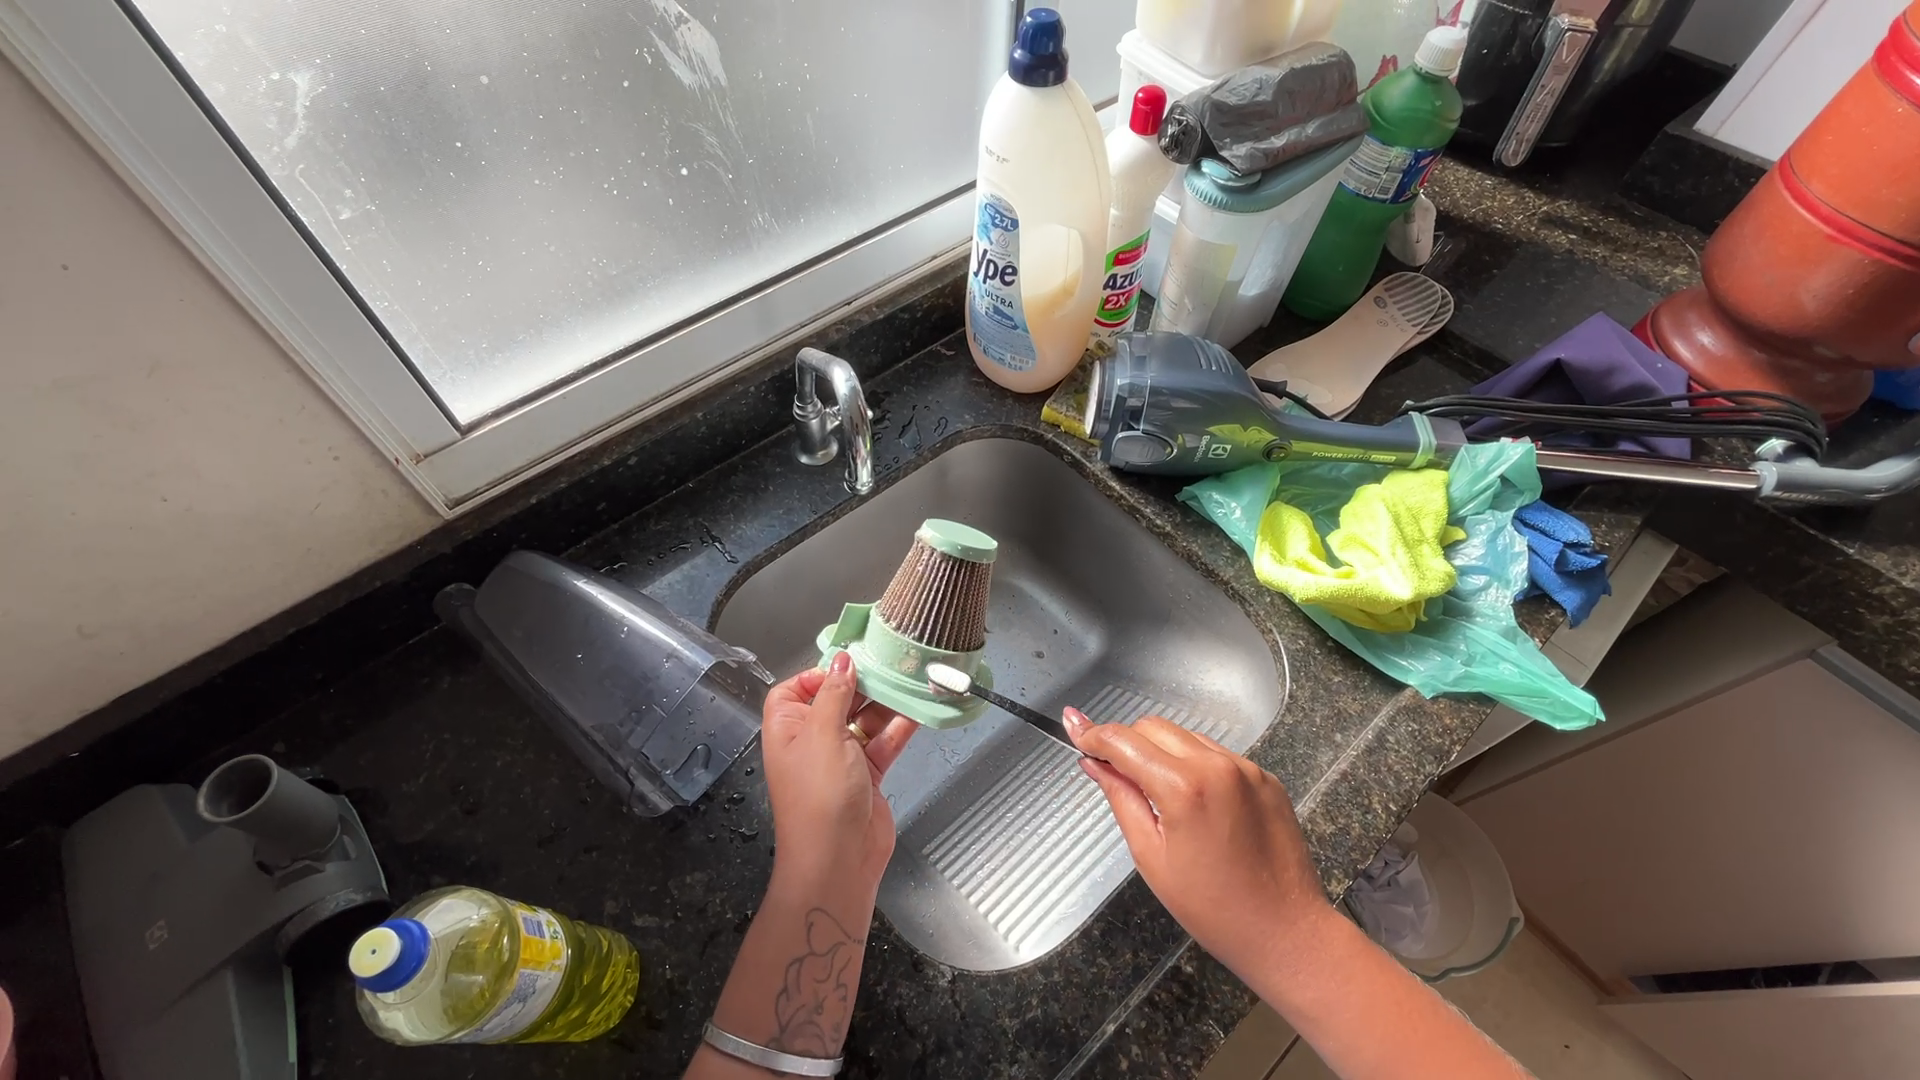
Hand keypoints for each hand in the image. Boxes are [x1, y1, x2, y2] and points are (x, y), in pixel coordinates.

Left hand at [760, 653, 916, 892]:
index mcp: (788, 728)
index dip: (819, 674)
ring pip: (864, 719)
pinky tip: (919, 710)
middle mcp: (812, 740)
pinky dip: (900, 727)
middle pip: (836, 700)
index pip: (796, 688)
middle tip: (890, 664)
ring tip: (910, 681)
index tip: (849, 663)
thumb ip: (834, 693)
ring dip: (886, 703)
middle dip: (861, 684)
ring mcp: (841, 758)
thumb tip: (842, 660)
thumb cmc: (819, 795)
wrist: (838, 860)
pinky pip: (884, 742)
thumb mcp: (822, 733)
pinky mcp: (868, 774)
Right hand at [1065, 711, 1334, 977]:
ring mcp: (1246, 768)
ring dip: (1160, 750)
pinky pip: (1216, 753)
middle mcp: (1217, 764)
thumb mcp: (1150, 856)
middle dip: (1126, 741)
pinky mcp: (1265, 777)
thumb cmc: (1211, 907)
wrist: (1287, 932)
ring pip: (1185, 735)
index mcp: (1182, 786)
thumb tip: (1093, 763)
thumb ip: (1120, 797)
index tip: (1072, 726)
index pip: (1123, 740)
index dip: (1092, 733)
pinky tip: (1192, 799)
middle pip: (1153, 727)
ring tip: (1154, 790)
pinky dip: (1193, 763)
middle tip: (1110, 769)